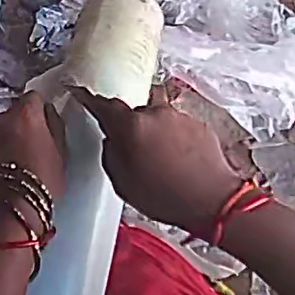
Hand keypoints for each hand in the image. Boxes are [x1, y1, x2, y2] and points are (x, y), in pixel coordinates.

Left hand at [0, 91, 65, 200]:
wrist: (15, 205)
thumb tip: (49, 112)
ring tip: (16, 157)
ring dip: (6, 136)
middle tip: (31, 143)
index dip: (38, 108)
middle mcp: (3, 118)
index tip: (42, 120)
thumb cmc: (44, 180)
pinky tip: (2, 165)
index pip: (32, 97)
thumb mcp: (62, 151)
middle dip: (21, 123)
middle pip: (13, 112)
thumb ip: (55, 125)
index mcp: (27, 114)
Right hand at [74, 84, 245, 236]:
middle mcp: (154, 113)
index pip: (103, 104)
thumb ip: (110, 154)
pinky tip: (176, 161)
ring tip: (159, 160)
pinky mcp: (198, 124)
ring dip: (153, 134)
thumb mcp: (122, 182)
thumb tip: (111, 142)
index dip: (88, 99)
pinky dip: (173, 139)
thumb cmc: (166, 196)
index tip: (80, 93)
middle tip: (132, 151)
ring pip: (156, 119)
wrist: (214, 201)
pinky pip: (176, 126)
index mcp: (131, 125)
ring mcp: (179, 117)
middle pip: (133, 112)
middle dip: (130, 127)